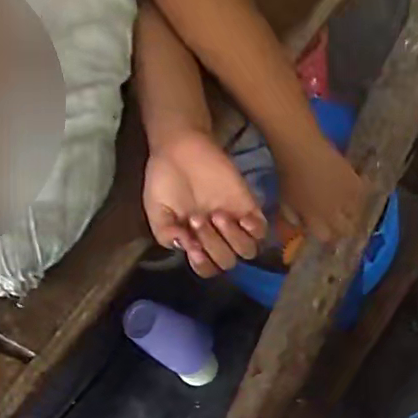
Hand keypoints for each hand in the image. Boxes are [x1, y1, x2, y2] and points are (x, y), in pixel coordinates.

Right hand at [144, 130, 266, 276]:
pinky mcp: (248, 208)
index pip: (207, 269)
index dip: (203, 264)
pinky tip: (243, 218)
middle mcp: (219, 239)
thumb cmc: (165, 180)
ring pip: (247, 251)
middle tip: (197, 217)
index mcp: (198, 244)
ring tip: (217, 214)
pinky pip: (261, 231)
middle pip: (227, 262)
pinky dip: (255, 229)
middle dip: (212, 244)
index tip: (192, 246)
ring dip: (233, 238)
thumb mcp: (156, 210)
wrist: (178, 148)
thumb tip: (185, 247)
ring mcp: (236, 224)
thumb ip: (166, 234)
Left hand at [275, 136, 364, 242]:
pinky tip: (355, 189)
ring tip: (349, 206)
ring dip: (353, 212)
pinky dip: (360, 193)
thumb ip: (294, 218)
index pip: (327, 237)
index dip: (327, 235)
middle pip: (346, 230)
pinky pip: (363, 194)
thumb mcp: (285, 202)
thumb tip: (301, 226)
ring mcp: (346, 200)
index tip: (327, 231)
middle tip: (341, 220)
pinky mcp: (356, 182)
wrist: (300, 147)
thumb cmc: (289, 175)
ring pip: (357, 214)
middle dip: (344, 228)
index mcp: (316, 221)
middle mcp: (334, 215)